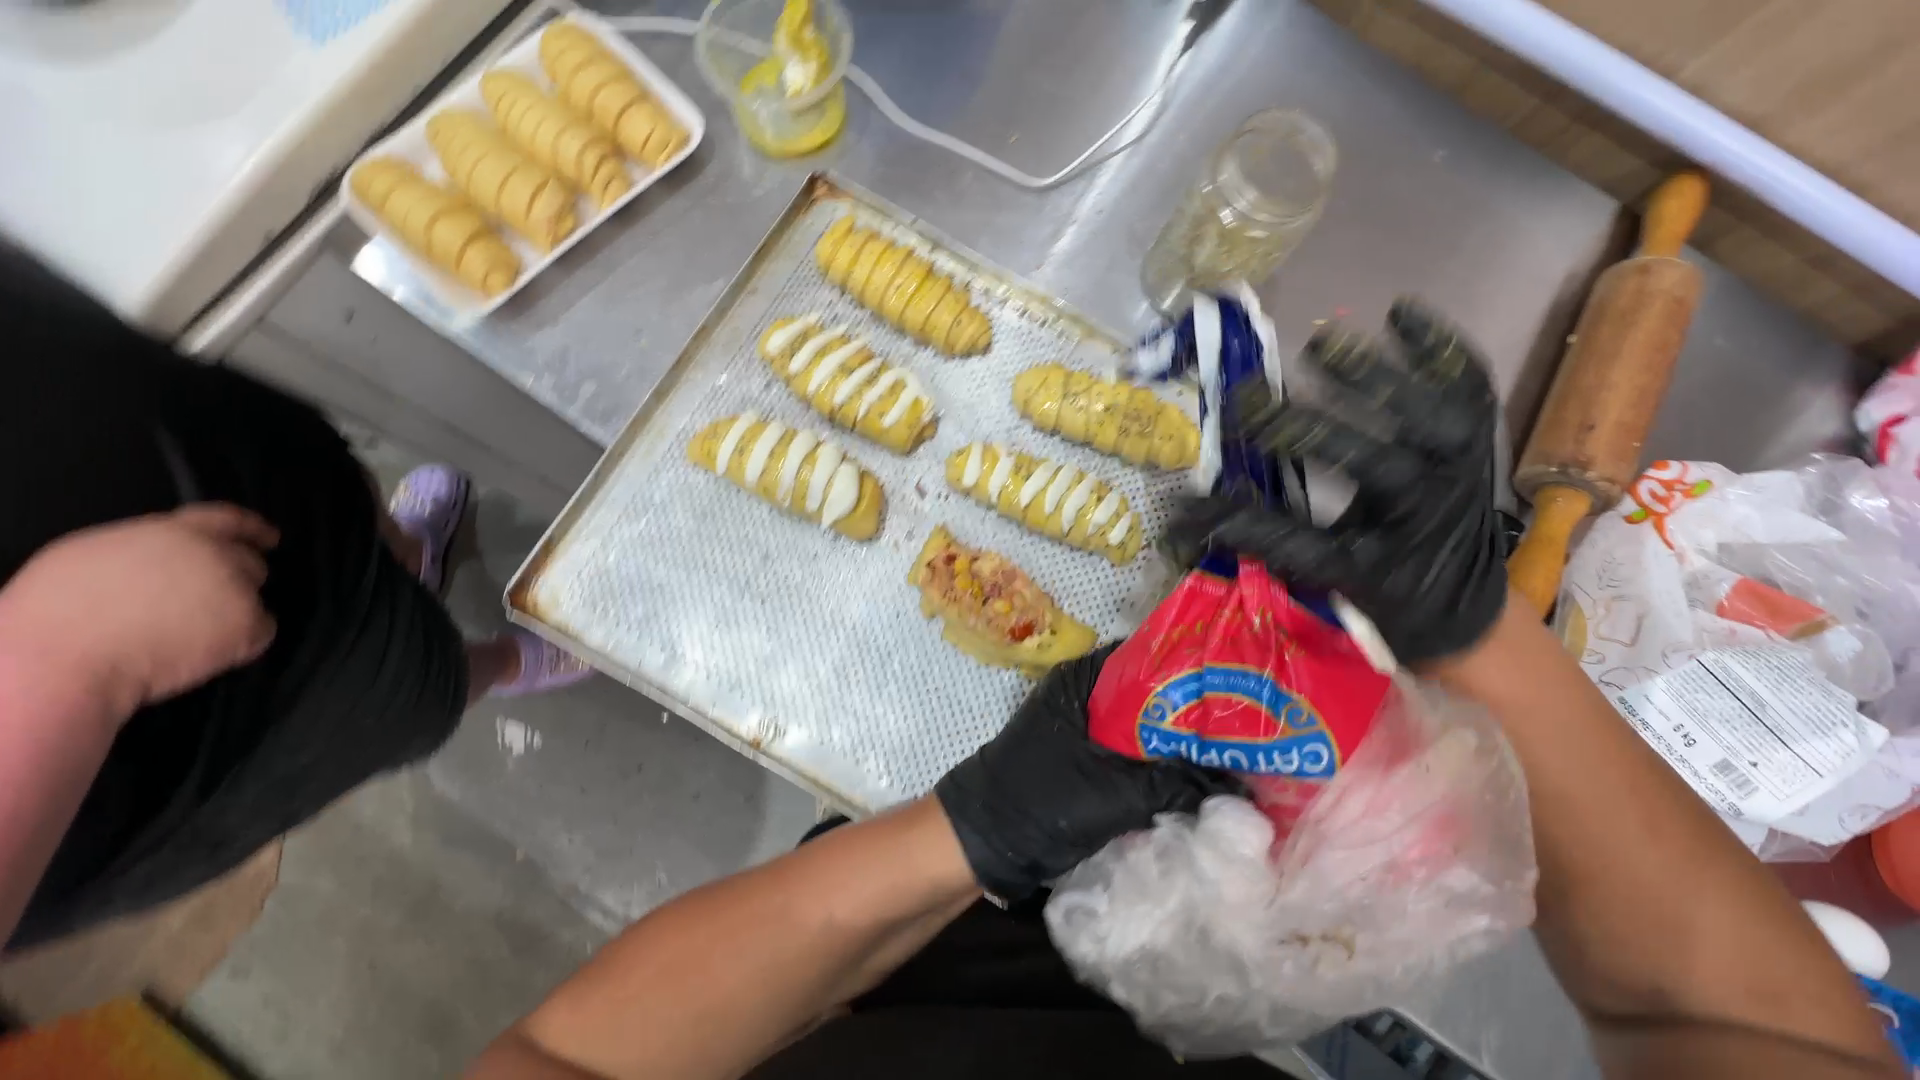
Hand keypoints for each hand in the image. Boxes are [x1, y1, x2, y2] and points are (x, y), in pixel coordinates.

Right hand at [0, 504, 279, 719]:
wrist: (66, 655)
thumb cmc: (61, 607)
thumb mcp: (97, 552)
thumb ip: (148, 548)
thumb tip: (165, 558)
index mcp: (177, 532)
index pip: (228, 520)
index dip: (252, 529)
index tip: (269, 537)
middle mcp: (217, 555)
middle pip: (247, 562)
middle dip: (233, 579)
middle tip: (205, 602)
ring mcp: (237, 589)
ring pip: (252, 596)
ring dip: (232, 609)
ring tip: (189, 628)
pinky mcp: (247, 624)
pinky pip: (260, 632)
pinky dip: (240, 642)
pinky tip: (203, 649)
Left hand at [934, 646, 1240, 899]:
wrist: (983, 844)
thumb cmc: (1042, 800)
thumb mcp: (1116, 791)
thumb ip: (1178, 782)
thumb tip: (1245, 785)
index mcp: (1082, 680)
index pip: (1150, 656)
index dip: (1196, 670)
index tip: (1242, 686)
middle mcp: (1084, 695)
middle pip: (1153, 696)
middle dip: (1197, 715)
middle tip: (1252, 727)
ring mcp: (1084, 730)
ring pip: (1145, 729)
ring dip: (1182, 745)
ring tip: (1238, 754)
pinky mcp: (1086, 764)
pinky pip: (1134, 757)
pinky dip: (1163, 768)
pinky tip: (1201, 783)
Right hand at [1163, 299, 1506, 665]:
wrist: (1469, 603)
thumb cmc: (1384, 591)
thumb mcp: (1320, 574)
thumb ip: (1259, 538)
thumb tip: (1182, 513)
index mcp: (1384, 552)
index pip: (1304, 532)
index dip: (1254, 506)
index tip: (1209, 470)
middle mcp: (1433, 503)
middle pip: (1374, 460)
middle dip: (1310, 428)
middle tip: (1251, 395)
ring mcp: (1467, 464)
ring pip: (1426, 412)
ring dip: (1370, 377)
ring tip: (1319, 343)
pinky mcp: (1481, 434)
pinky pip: (1467, 381)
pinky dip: (1438, 345)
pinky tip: (1397, 313)